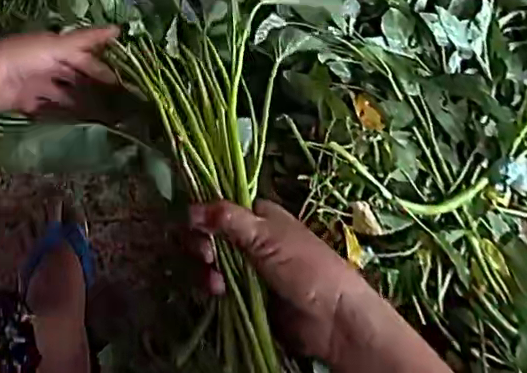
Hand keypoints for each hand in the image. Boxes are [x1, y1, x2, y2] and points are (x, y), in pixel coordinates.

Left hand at [0, 27, 117, 113]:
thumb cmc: (27, 56)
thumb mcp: (58, 46)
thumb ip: (86, 39)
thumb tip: (118, 28)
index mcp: (51, 43)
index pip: (80, 48)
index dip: (98, 56)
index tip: (120, 70)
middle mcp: (43, 59)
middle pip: (71, 68)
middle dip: (90, 78)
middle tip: (115, 93)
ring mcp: (34, 79)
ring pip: (60, 87)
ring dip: (77, 96)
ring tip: (100, 110)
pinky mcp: (26, 98)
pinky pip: (47, 104)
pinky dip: (60, 109)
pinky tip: (75, 119)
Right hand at [189, 201, 448, 372]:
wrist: (338, 323)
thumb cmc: (306, 267)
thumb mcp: (265, 235)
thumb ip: (225, 217)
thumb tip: (188, 209)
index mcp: (256, 215)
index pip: (216, 204)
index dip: (201, 211)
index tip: (194, 223)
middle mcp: (247, 237)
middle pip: (207, 231)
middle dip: (199, 241)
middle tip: (205, 253)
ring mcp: (244, 266)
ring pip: (208, 258)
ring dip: (203, 266)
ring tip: (213, 279)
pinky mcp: (244, 294)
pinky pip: (215, 283)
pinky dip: (211, 285)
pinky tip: (217, 291)